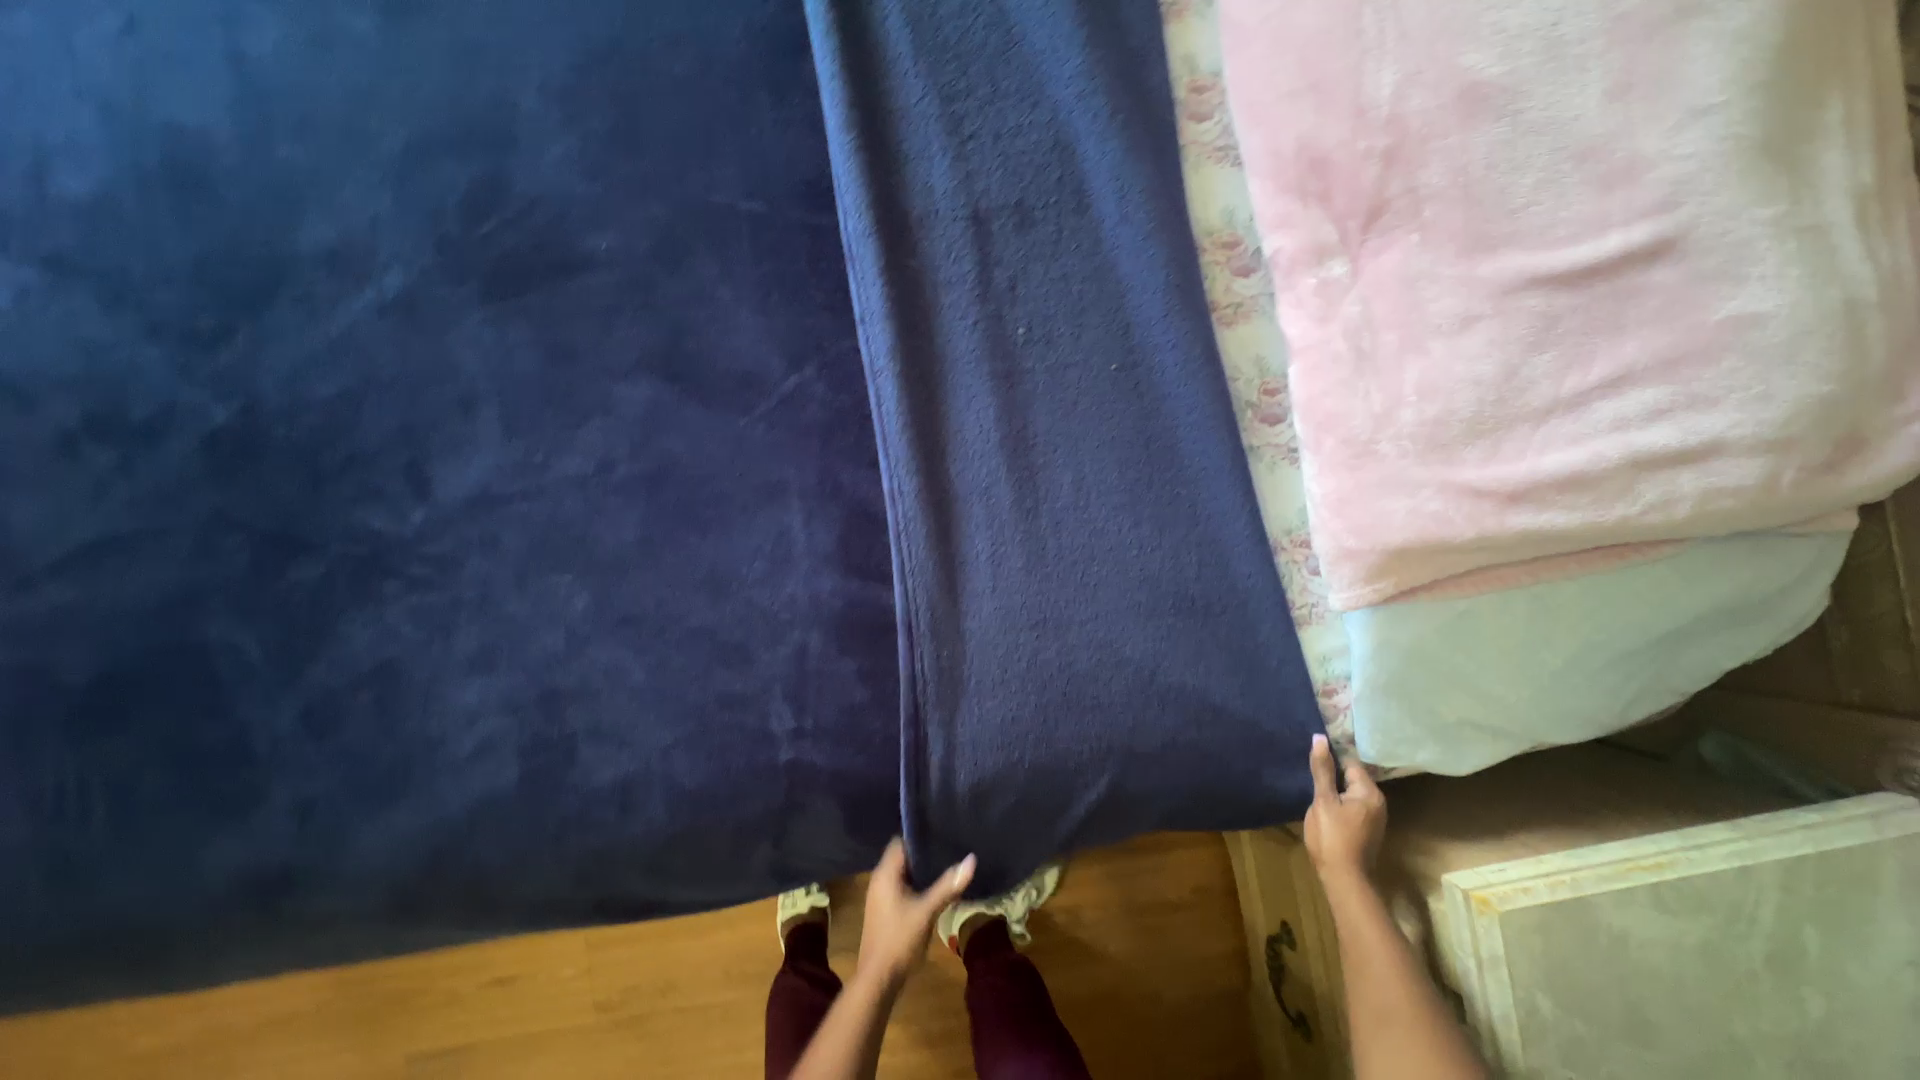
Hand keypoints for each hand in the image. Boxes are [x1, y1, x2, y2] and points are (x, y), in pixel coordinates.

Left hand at [855, 839, 975, 985]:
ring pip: (905, 874)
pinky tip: (937, 889)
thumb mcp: (927, 912)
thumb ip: (948, 886)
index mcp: (885, 874)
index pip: (901, 841)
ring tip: (949, 864)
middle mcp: (880, 881)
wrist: (878, 978)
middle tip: (952, 847)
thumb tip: (971, 859)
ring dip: (923, 871)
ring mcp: (881, 897)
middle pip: (904, 857)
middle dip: (925, 853)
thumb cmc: (899, 940)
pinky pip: (903, 888)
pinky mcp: (886, 910)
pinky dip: (919, 886)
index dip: (920, 835)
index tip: (943, 831)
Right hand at [1303, 733, 1386, 883]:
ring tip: (1316, 797)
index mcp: (1369, 792)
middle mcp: (1378, 802)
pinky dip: (1340, 807)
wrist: (1344, 879)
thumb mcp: (1323, 801)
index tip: (1313, 764)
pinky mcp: (1368, 830)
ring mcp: (1375, 818)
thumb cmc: (1332, 837)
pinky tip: (1326, 814)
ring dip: (1335, 794)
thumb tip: (1319, 738)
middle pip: (1351, 779)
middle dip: (1332, 779)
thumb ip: (1322, 770)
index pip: (1350, 764)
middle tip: (1311, 782)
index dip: (1330, 762)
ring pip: (1351, 794)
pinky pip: (1353, 808)